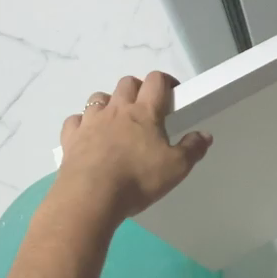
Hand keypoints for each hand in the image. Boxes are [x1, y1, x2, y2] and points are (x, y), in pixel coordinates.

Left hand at [51, 72, 211, 224]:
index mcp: (145, 112)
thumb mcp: (175, 169)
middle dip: (138, 89)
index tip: (172, 93)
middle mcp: (117, 109)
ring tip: (116, 122)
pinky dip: (83, 123)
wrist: (90, 197)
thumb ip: (192, 149)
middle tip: (146, 108)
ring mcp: (91, 121)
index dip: (165, 81)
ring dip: (109, 103)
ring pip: (99, 97)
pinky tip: (88, 135)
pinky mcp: (71, 137)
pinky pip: (75, 120)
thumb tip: (205, 135)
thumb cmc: (137, 179)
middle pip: (127, 83)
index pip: (156, 81)